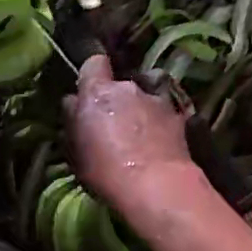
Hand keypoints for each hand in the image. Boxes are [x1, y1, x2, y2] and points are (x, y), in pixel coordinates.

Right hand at [64, 55, 202, 219]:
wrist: (157, 187)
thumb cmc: (106, 172)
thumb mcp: (76, 150)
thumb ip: (74, 120)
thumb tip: (73, 102)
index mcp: (97, 93)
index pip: (93, 63)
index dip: (91, 75)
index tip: (88, 93)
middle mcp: (128, 88)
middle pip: (119, 86)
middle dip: (115, 101)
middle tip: (111, 127)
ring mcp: (156, 100)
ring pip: (143, 99)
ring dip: (139, 111)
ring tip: (138, 138)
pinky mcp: (178, 117)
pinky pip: (163, 114)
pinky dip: (159, 124)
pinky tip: (158, 145)